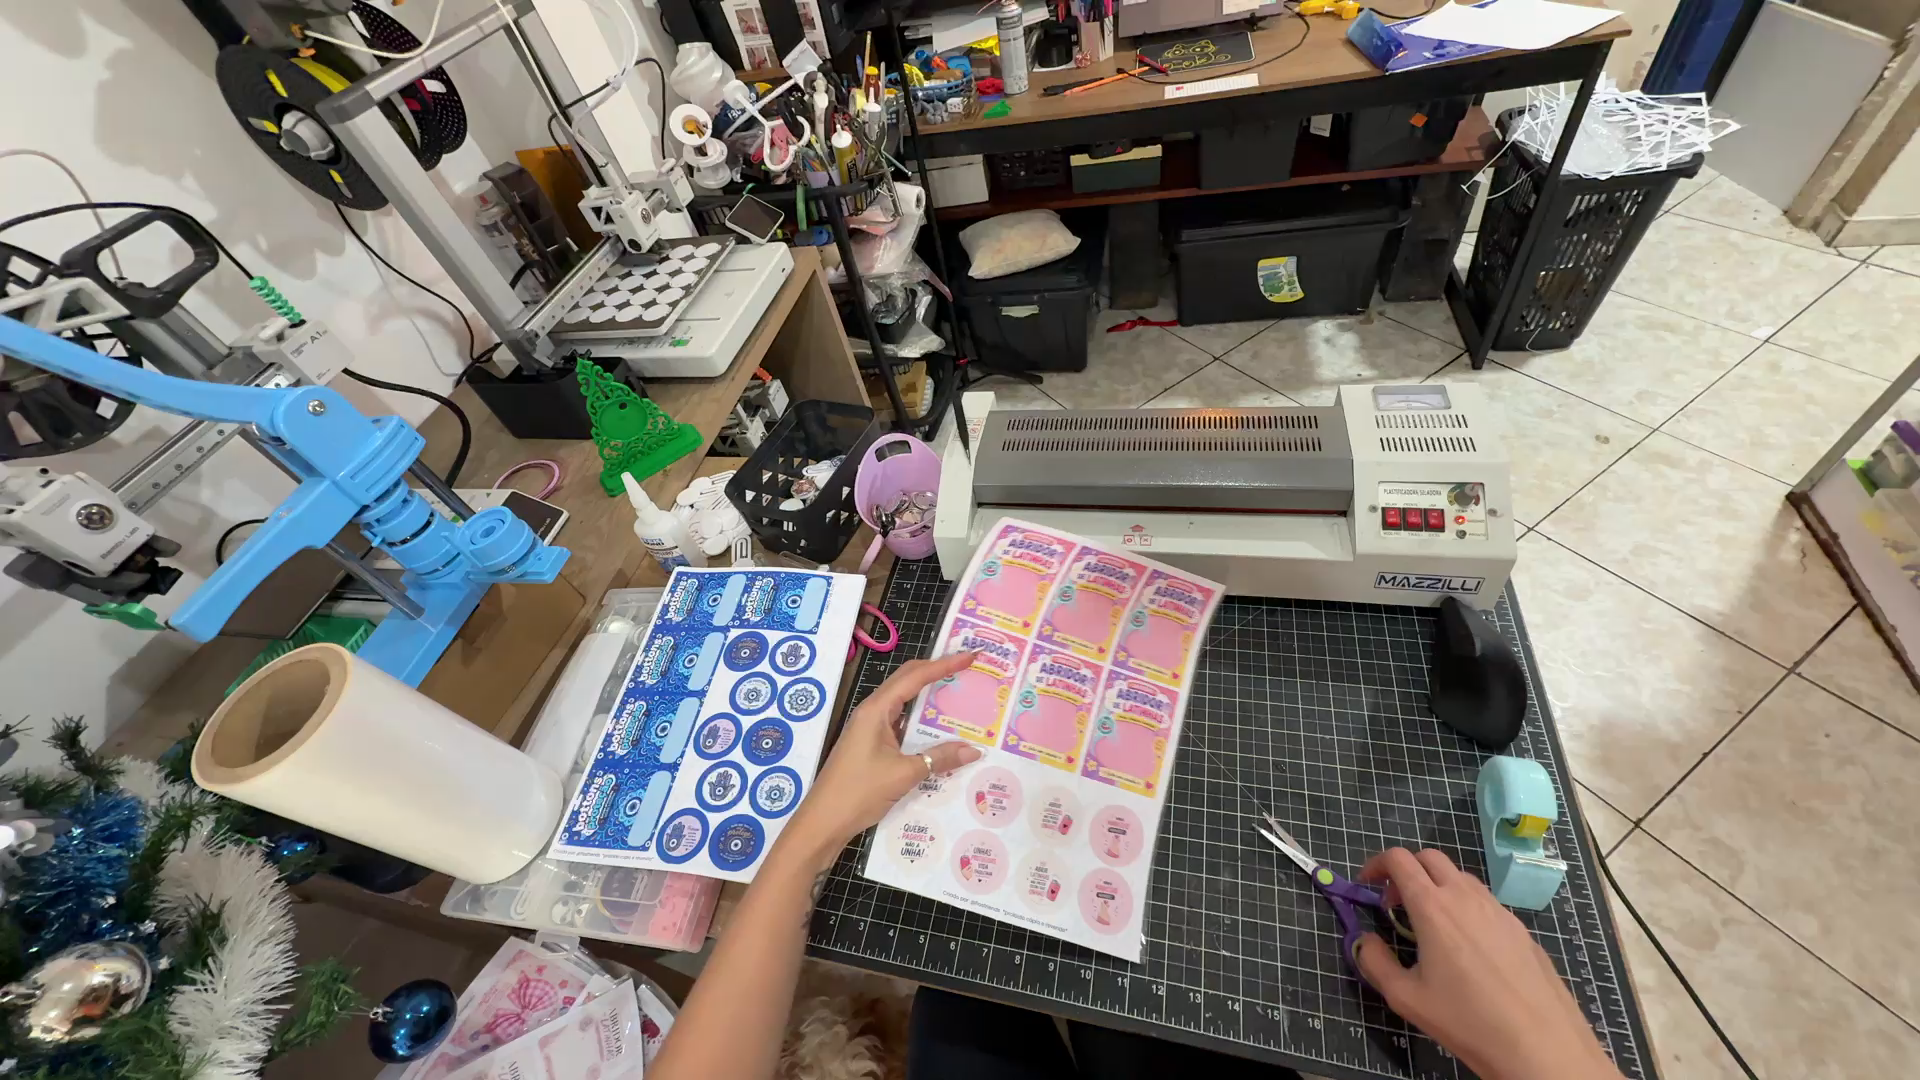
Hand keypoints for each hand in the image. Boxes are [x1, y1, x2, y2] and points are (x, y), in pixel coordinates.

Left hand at [785, 652, 982, 862]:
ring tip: (959, 696)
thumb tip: (973, 750)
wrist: (824, 822)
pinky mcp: (872, 745)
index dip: (944, 665)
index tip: (970, 656)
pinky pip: (901, 724)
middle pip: (908, 682)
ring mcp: (870, 728)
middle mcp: (872, 712)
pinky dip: (921, 723)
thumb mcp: (904, 774)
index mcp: (876, 709)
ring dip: (930, 699)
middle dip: (937, 672)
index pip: (915, 677)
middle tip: (967, 669)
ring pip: (905, 704)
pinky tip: (939, 732)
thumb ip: (939, 758)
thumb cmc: (859, 792)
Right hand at [1354, 848, 1622, 1079]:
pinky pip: (1487, 904)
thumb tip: (1364, 940)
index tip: (1367, 887)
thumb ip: (1373, 961)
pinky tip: (1471, 950)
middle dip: (1406, 870)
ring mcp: (1500, 912)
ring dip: (1438, 886)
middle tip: (1396, 903)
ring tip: (1433, 925)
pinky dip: (1467, 908)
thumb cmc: (1469, 1023)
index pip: (1397, 858)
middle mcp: (1466, 898)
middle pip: (1429, 857)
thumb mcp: (1405, 997)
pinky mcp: (1524, 932)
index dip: (1375, 865)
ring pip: (1461, 878)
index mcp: (1432, 906)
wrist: (1548, 1056)